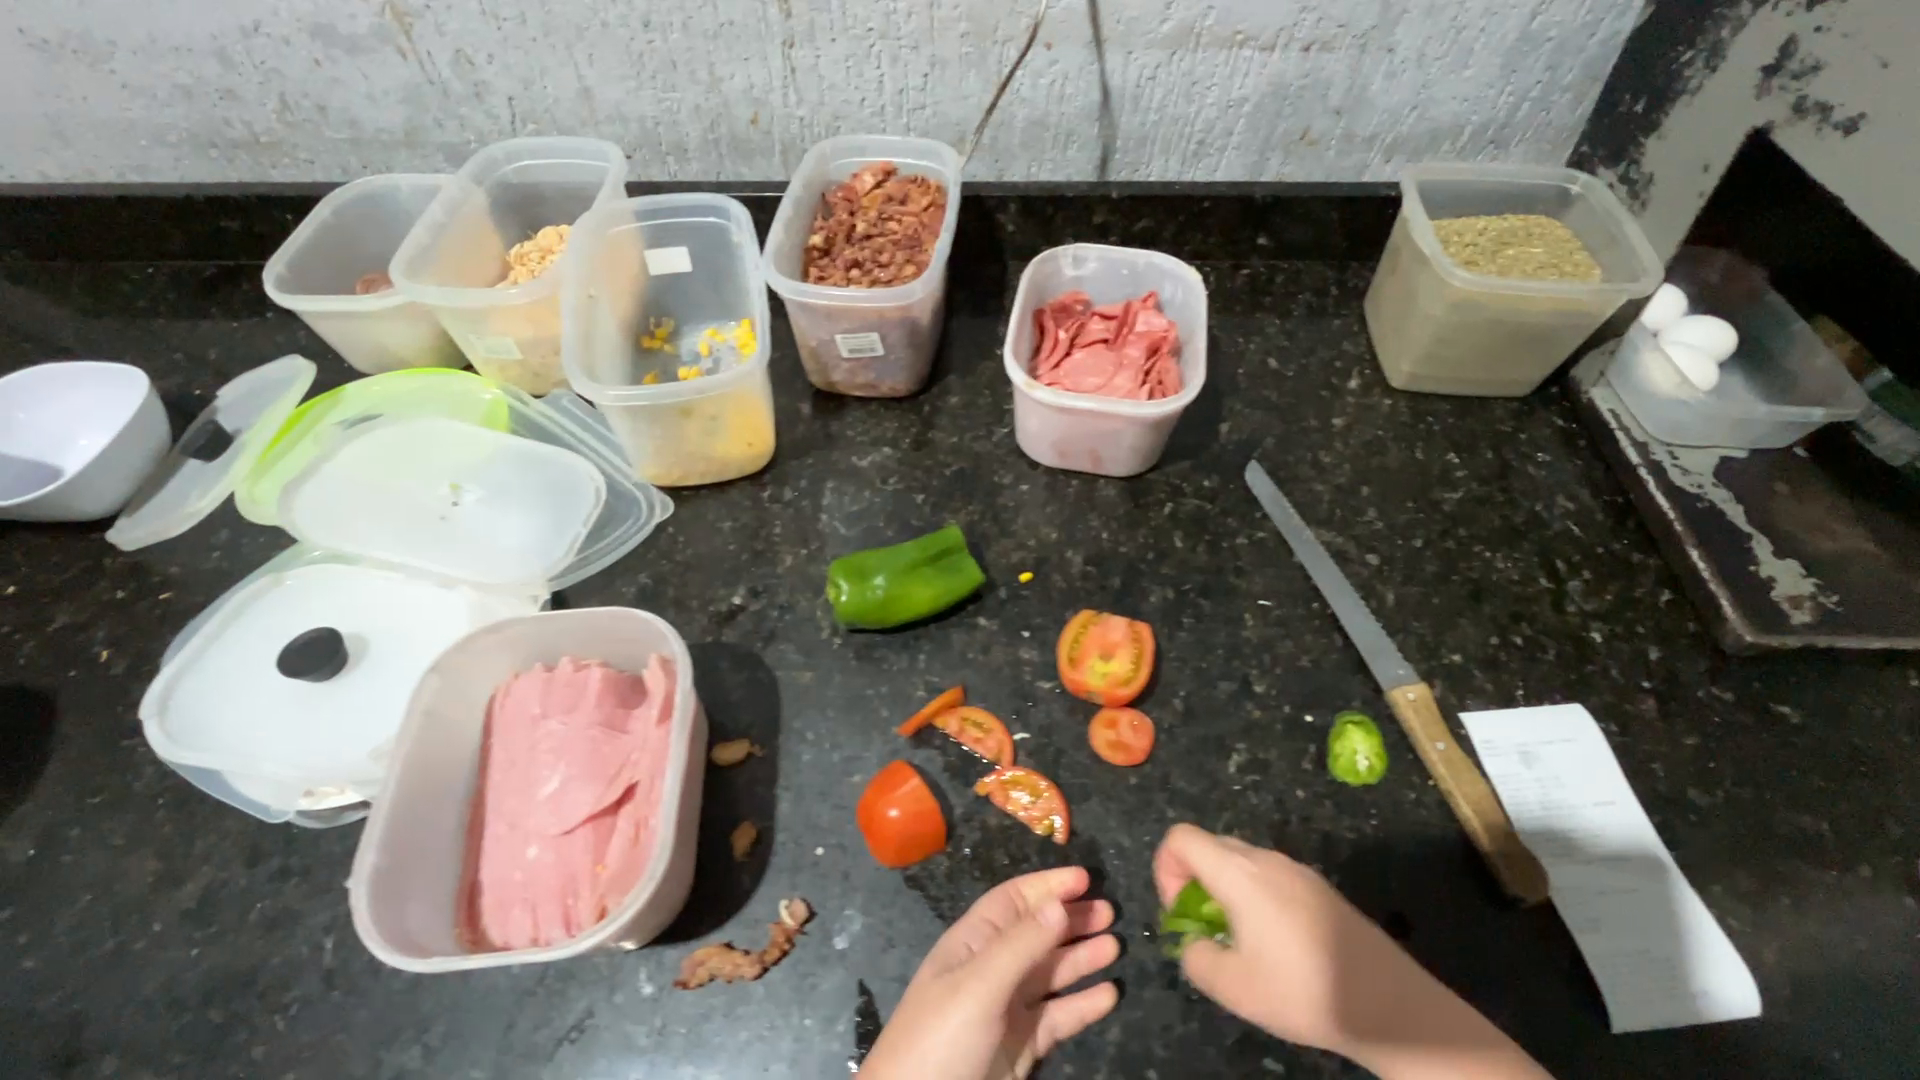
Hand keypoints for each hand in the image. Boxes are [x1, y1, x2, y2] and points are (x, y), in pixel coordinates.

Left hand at [860, 867, 1120, 1079]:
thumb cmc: (940, 1036)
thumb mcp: (978, 985)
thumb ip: (1020, 945)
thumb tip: (1059, 902)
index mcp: (972, 944)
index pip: (1012, 902)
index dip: (1046, 886)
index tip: (1086, 878)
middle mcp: (991, 970)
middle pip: (1036, 934)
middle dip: (1071, 920)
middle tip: (1110, 912)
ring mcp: (1006, 1009)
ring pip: (1050, 974)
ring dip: (1081, 958)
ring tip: (1115, 946)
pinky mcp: (1020, 1045)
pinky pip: (1057, 1017)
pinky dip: (1082, 1005)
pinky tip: (1108, 996)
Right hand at [1152, 825, 1551, 1079]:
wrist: (1390, 1005)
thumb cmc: (1302, 991)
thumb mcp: (1232, 987)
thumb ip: (1195, 957)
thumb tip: (1194, 943)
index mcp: (1238, 872)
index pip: (1181, 838)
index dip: (1165, 869)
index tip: (1180, 914)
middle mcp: (1265, 859)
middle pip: (1209, 847)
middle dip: (1193, 882)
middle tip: (1207, 932)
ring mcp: (1297, 871)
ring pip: (1241, 864)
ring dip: (1224, 893)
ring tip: (1241, 945)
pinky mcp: (1320, 889)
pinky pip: (1269, 879)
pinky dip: (1254, 900)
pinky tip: (1277, 948)